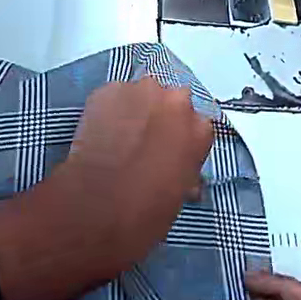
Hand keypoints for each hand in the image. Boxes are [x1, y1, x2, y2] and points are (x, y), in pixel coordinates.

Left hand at [0, 78, 212, 299]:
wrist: (101, 204)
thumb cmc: (148, 210)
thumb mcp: (181, 191)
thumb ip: (185, 165)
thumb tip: (177, 164)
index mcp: (200, 128)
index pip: (196, 124)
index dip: (180, 138)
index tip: (168, 149)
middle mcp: (175, 100)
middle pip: (171, 100)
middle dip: (159, 117)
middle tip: (143, 140)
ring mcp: (140, 90)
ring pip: (141, 94)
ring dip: (135, 109)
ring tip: (119, 134)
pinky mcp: (108, 89)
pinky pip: (113, 96)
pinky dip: (109, 109)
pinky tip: (101, 130)